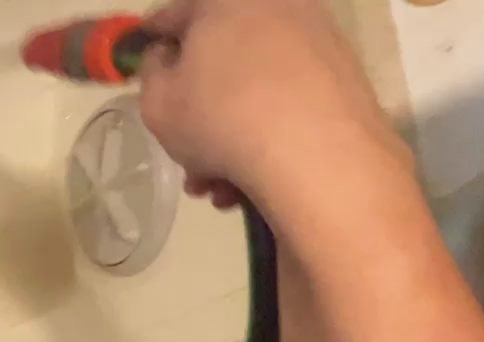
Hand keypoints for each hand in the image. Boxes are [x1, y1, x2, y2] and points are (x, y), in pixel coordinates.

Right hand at [137, 0, 412, 224]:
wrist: (310, 147)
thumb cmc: (217, 118)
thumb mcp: (158, 103)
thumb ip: (153, 73)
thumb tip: (167, 56)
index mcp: (224, 1)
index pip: (175, 14)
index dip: (154, 39)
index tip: (145, 55)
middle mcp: (273, 4)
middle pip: (219, 58)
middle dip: (197, 109)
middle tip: (183, 150)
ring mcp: (312, 32)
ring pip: (249, 87)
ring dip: (225, 136)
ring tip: (215, 183)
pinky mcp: (337, 68)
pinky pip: (282, 100)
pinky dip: (261, 135)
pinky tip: (246, 179)